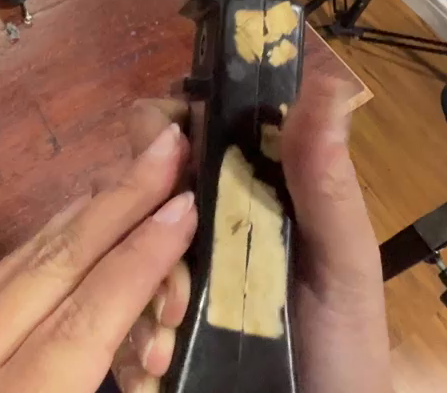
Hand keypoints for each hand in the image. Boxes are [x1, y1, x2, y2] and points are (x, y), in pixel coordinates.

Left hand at [0, 124, 197, 392]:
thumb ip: (105, 386)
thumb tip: (151, 351)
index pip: (87, 317)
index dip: (141, 258)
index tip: (186, 205)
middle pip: (55, 264)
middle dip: (119, 200)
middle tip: (169, 147)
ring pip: (27, 256)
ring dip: (89, 209)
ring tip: (138, 169)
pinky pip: (4, 273)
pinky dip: (52, 239)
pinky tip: (81, 218)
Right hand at [118, 74, 388, 392]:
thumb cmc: (341, 339)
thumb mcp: (342, 261)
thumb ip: (326, 178)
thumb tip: (329, 86)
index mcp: (231, 180)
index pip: (173, 122)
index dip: (162, 131)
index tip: (175, 164)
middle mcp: (186, 211)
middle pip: (128, 177)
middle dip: (141, 219)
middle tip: (178, 269)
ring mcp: (158, 263)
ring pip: (107, 240)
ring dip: (134, 281)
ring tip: (171, 332)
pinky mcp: (140, 317)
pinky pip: (104, 306)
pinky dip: (126, 331)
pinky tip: (157, 360)